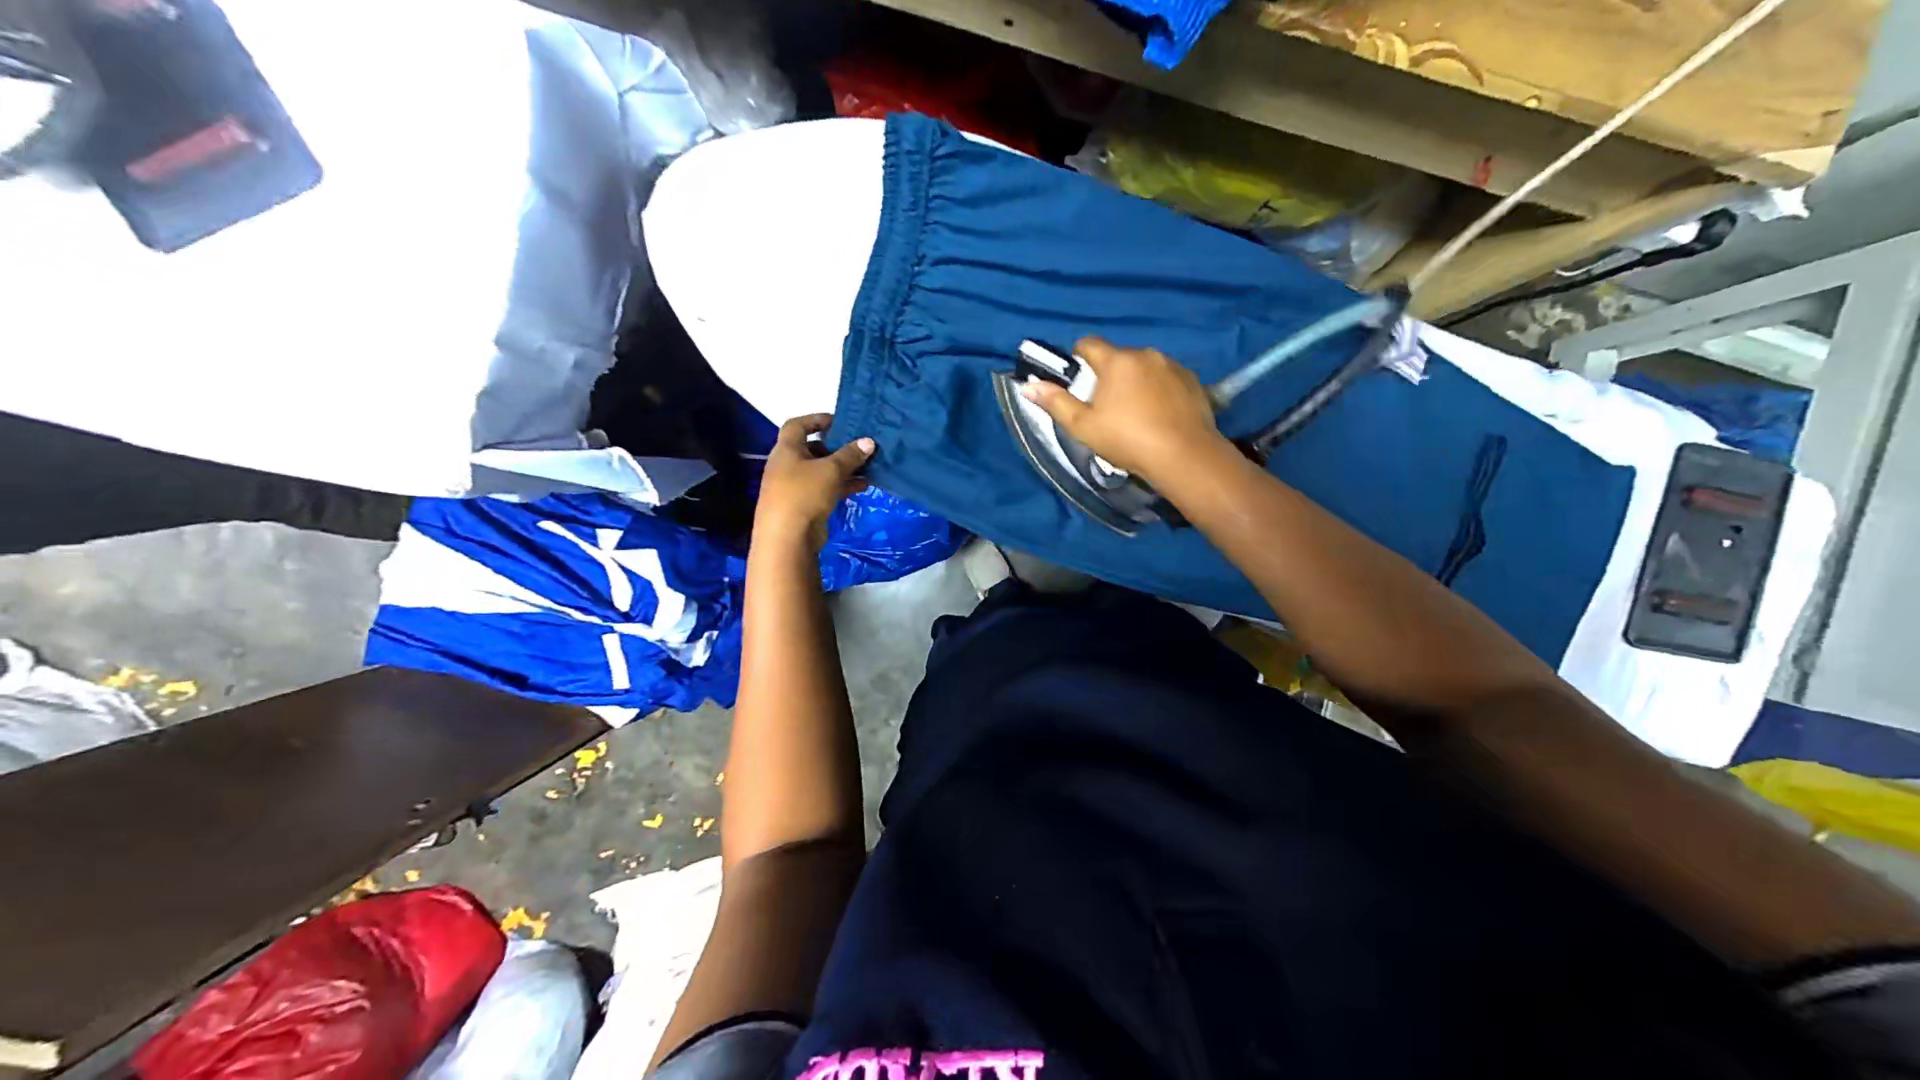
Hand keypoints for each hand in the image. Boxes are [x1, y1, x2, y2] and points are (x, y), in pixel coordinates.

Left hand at [755, 414, 874, 551]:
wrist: (787, 538)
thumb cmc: (804, 493)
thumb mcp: (831, 470)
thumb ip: (850, 455)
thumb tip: (868, 441)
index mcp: (786, 450)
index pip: (796, 426)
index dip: (815, 419)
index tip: (837, 421)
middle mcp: (787, 466)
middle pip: (812, 449)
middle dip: (836, 447)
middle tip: (858, 446)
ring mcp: (794, 487)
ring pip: (821, 471)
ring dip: (843, 469)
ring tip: (867, 467)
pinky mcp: (804, 506)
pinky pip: (825, 489)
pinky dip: (842, 485)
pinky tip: (863, 486)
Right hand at [1020, 337, 1231, 488]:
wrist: (1184, 455)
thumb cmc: (1127, 440)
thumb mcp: (1083, 426)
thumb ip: (1056, 403)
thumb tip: (1029, 386)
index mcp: (1116, 361)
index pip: (1088, 344)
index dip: (1078, 359)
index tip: (1078, 382)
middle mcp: (1145, 354)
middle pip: (1117, 357)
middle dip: (1108, 375)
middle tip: (1106, 408)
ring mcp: (1172, 365)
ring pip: (1144, 367)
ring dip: (1136, 382)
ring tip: (1137, 414)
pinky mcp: (1193, 380)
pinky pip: (1167, 378)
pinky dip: (1160, 390)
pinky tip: (1160, 415)